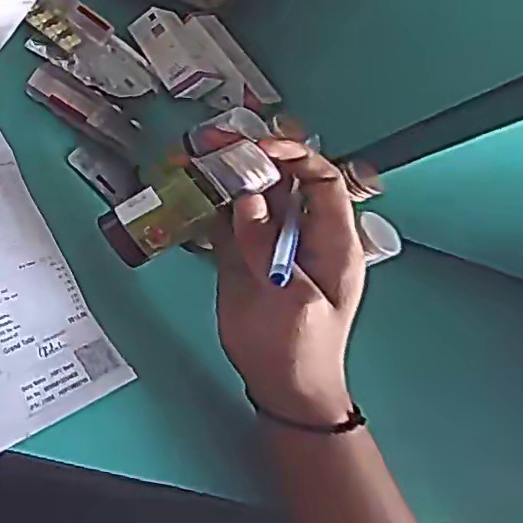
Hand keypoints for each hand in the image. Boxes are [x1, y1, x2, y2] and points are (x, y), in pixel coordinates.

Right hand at [213, 139, 364, 424]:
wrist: (280, 382)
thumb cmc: (302, 348)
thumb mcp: (293, 300)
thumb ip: (267, 248)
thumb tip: (246, 199)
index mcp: (332, 240)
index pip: (322, 182)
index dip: (297, 157)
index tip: (262, 147)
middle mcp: (300, 231)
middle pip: (282, 178)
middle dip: (253, 153)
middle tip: (218, 140)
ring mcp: (267, 238)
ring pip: (250, 191)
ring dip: (227, 170)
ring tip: (198, 153)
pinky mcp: (238, 249)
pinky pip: (225, 213)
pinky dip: (208, 196)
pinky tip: (190, 182)